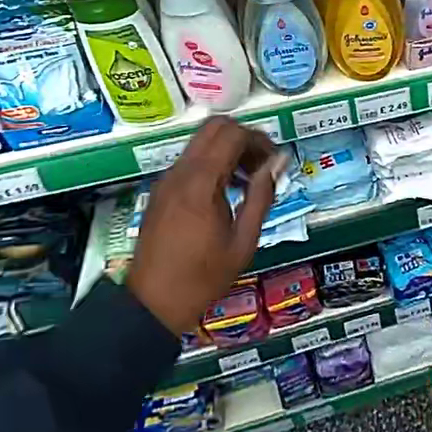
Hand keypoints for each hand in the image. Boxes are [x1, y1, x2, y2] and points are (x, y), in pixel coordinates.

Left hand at [125, 117, 282, 333]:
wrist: (153, 303)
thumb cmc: (204, 277)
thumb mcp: (244, 240)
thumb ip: (262, 195)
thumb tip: (278, 162)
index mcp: (202, 183)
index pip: (233, 134)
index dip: (259, 139)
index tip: (273, 159)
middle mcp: (180, 173)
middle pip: (215, 127)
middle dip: (243, 137)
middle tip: (261, 163)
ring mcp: (167, 179)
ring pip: (201, 140)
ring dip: (227, 148)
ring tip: (246, 179)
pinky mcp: (161, 190)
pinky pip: (190, 159)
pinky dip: (212, 161)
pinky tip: (225, 191)